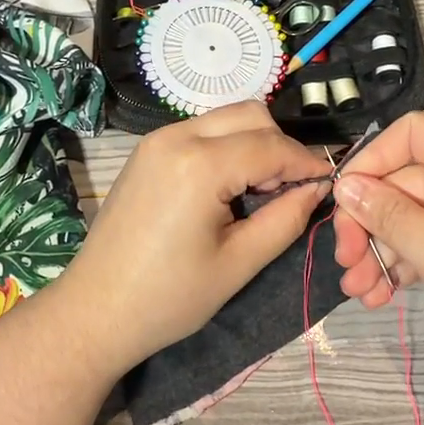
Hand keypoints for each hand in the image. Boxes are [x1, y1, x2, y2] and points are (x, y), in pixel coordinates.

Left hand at [54, 102, 332, 371]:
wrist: (95, 310)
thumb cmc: (168, 297)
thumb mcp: (238, 265)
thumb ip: (284, 219)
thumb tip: (317, 188)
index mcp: (199, 164)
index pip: (271, 145)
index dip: (306, 162)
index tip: (328, 184)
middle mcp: (177, 136)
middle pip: (250, 114)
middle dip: (279, 145)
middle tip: (288, 191)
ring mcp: (157, 139)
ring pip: (226, 117)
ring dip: (253, 143)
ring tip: (258, 193)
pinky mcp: (147, 149)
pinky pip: (201, 130)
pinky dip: (227, 146)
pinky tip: (228, 188)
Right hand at [330, 112, 423, 389]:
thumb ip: (388, 215)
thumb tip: (346, 185)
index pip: (408, 133)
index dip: (371, 160)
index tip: (343, 200)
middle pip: (402, 181)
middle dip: (367, 220)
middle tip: (344, 260)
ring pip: (410, 218)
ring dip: (379, 250)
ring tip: (357, 290)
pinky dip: (402, 266)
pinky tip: (379, 296)